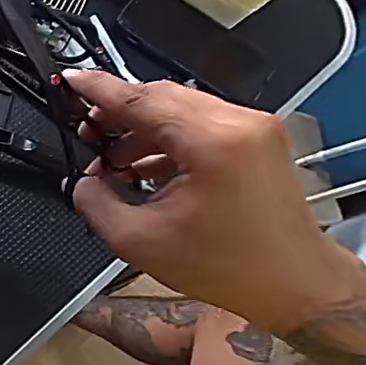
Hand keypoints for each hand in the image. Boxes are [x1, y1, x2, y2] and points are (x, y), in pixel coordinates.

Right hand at [65, 70, 365, 333]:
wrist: (294, 284)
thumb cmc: (234, 269)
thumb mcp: (142, 243)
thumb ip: (98, 206)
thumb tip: (85, 184)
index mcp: (213, 141)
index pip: (140, 99)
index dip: (97, 89)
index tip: (72, 80)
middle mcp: (239, 123)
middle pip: (160, 98)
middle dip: (118, 114)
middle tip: (87, 134)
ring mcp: (254, 128)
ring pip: (181, 110)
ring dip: (143, 130)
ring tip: (113, 160)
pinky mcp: (258, 141)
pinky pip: (202, 126)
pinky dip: (170, 141)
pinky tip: (145, 166)